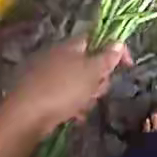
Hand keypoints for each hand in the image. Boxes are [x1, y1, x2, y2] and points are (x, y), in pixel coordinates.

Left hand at [0, 37, 129, 137]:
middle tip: (95, 91)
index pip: (97, 40)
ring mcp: (49, 73)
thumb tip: (118, 41)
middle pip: (89, 64)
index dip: (114, 50)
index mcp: (70, 46)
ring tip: (81, 106)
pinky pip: (66, 95)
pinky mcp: (42, 92)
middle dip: (98, 80)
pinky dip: (72, 105)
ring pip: (79, 82)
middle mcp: (59, 55)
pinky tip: (72, 116)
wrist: (27, 113)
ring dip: (86, 96)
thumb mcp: (91, 72)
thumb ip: (106, 58)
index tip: (128, 65)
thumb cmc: (63, 89)